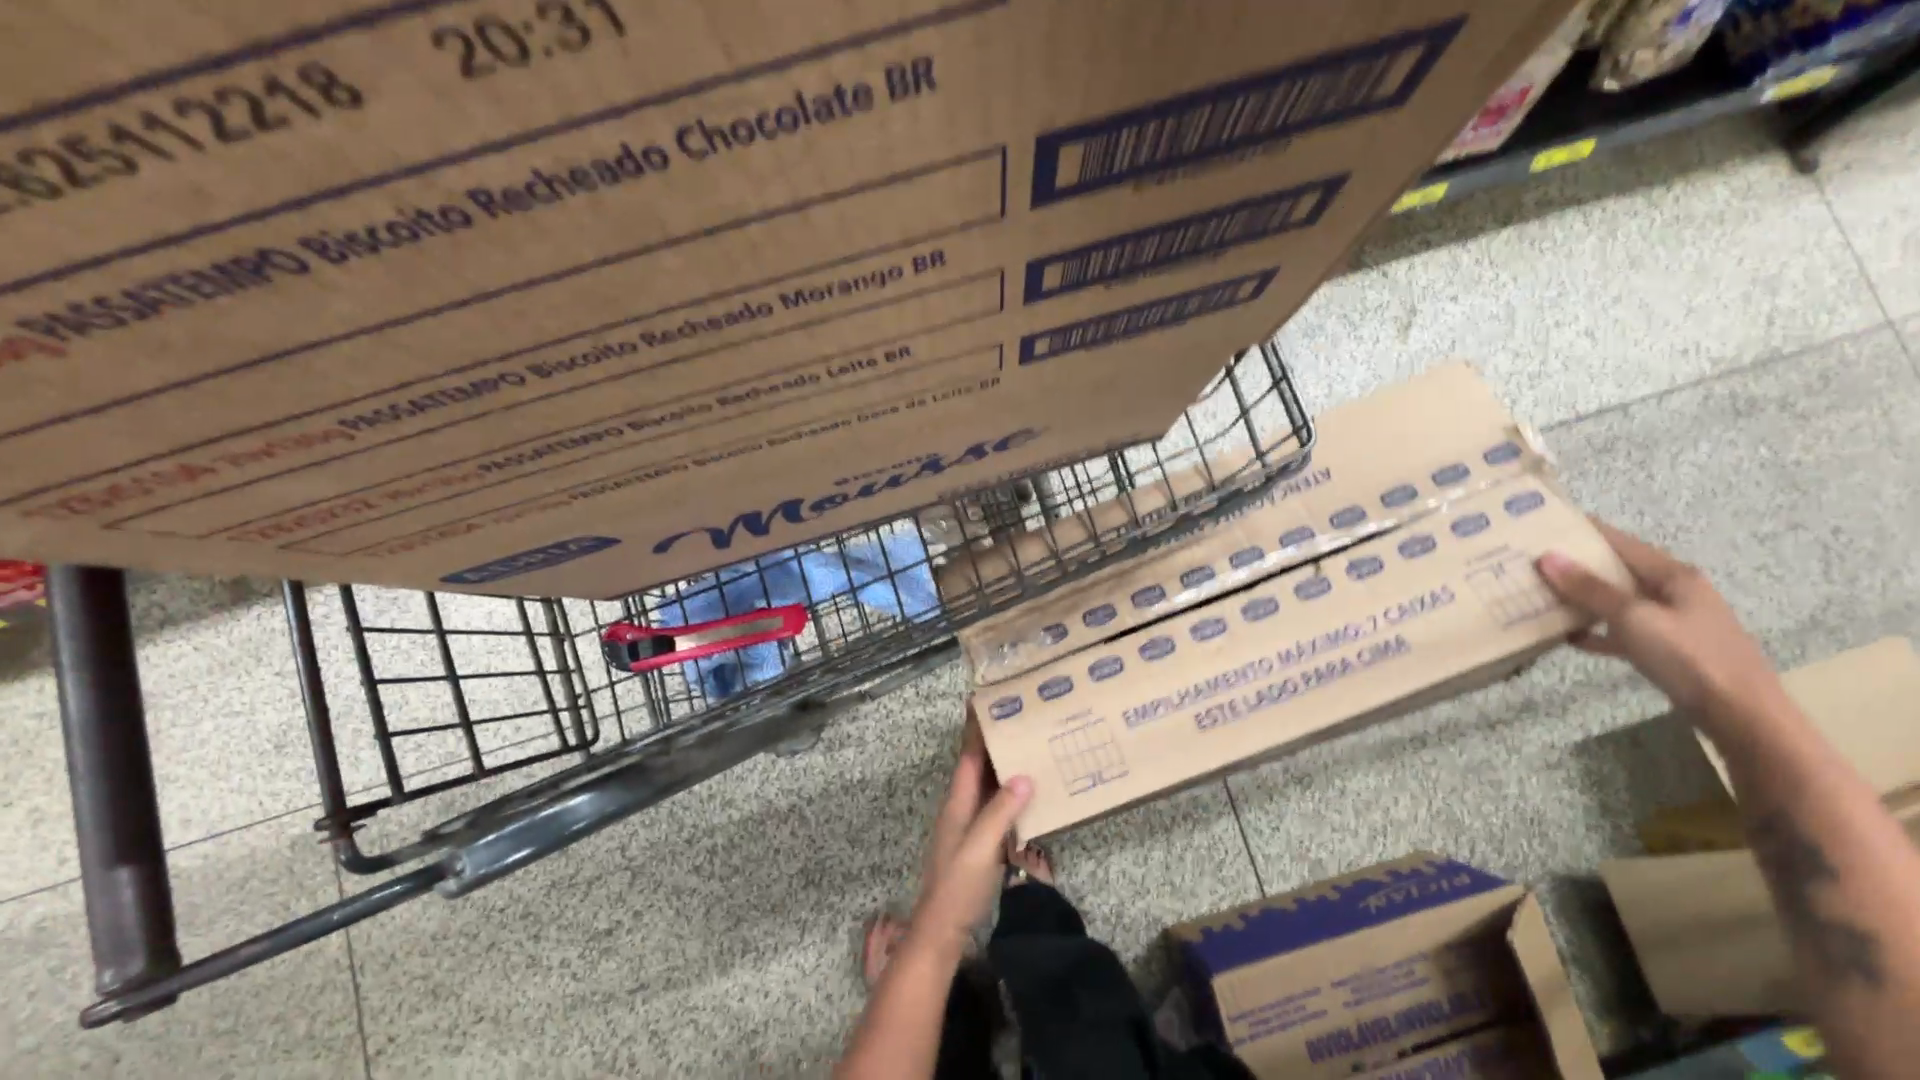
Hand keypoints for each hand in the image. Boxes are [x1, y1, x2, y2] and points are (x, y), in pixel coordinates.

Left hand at [912, 710, 1032, 946]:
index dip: (976, 729)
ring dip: (1005, 766)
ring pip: (990, 787)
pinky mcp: (982, 844)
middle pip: (980, 767)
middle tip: (1022, 717)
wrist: (942, 931)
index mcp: (958, 802)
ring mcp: (972, 827)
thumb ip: (1000, 812)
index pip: (969, 756)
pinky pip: (999, 809)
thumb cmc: (957, 886)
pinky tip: (1033, 795)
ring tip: (1032, 746)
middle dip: (995, 741)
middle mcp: (963, 808)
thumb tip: (1024, 775)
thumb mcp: (980, 847)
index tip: (986, 699)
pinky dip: (1013, 795)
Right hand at [1535, 520, 1785, 725]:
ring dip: (1582, 599)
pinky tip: (1569, 637)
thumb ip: (1591, 589)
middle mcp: (1674, 592)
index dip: (1584, 531)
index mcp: (1673, 575)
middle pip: (1617, 571)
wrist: (1740, 713)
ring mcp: (1672, 622)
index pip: (1621, 542)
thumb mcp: (1634, 618)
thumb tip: (1547, 557)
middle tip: (1531, 561)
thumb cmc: (1689, 657)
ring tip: (1541, 595)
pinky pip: (1622, 632)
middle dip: (1577, 566)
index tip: (1544, 524)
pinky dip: (1597, 631)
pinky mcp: (1667, 650)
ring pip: (1617, 601)